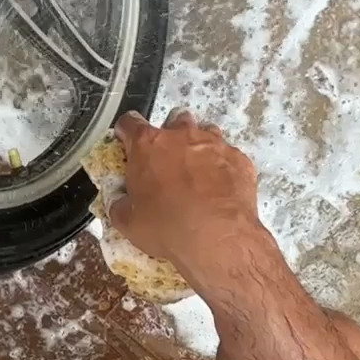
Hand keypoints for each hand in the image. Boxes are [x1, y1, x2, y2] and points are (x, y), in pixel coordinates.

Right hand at [108, 109, 266, 284]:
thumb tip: (121, 203)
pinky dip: (222, 167)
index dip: (126, 133)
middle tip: (167, 163)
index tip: (127, 144)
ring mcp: (214, 144)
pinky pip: (228, 156)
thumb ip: (120, 205)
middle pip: (173, 121)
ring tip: (196, 174)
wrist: (217, 237)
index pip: (130, 123)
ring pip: (205, 133)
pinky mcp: (239, 159)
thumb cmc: (167, 226)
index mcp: (148, 146)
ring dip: (198, 148)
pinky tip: (219, 189)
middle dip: (169, 137)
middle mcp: (181, 136)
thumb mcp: (129, 223)